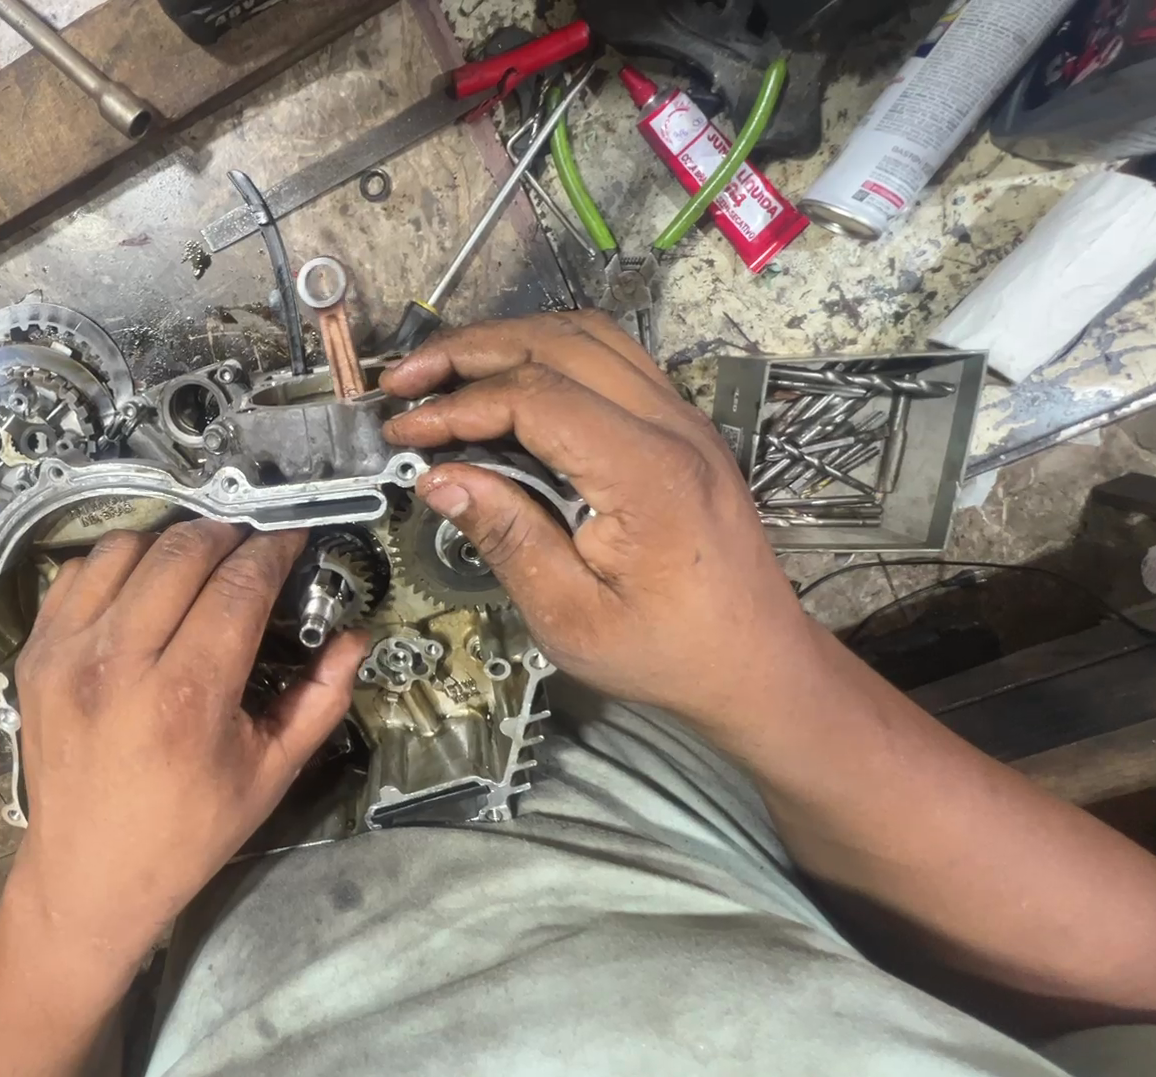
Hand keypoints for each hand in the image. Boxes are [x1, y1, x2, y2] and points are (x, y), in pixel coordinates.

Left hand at [5, 521, 364, 961]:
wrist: (87, 874)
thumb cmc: (187, 832)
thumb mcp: (270, 774)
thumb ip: (320, 699)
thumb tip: (355, 637)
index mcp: (186, 697)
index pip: (238, 585)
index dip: (273, 550)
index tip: (292, 538)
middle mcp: (119, 662)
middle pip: (181, 552)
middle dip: (228, 535)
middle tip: (251, 548)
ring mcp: (66, 652)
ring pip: (126, 547)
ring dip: (172, 542)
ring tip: (199, 564)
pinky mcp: (34, 652)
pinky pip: (77, 572)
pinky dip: (117, 564)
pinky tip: (141, 588)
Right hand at [380, 312, 813, 726]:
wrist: (754, 662)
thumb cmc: (663, 650)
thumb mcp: (568, 615)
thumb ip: (506, 537)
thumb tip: (439, 480)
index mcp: (645, 474)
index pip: (536, 399)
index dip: (457, 407)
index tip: (402, 432)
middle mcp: (670, 424)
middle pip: (557, 343)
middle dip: (468, 349)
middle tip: (404, 378)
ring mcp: (680, 416)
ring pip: (584, 335)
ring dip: (505, 339)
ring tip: (443, 370)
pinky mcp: (675, 424)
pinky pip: (606, 355)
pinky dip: (542, 351)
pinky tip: (503, 379)